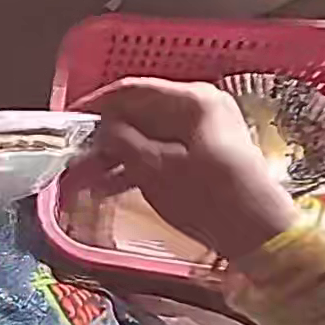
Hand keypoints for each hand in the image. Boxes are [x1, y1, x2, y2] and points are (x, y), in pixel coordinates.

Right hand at [75, 78, 298, 258]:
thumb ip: (121, 142)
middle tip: (72, 157)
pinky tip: (104, 188)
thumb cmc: (209, 196)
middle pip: (137, 115)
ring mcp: (198, 136)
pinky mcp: (197, 160)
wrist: (255, 233)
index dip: (96, 104)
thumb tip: (100, 129)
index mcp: (192, 101)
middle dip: (101, 137)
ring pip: (142, 138)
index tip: (69, 121)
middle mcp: (196, 110)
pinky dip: (130, 169)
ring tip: (82, 178)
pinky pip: (155, 156)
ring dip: (111, 157)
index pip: (133, 90)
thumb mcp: (155, 168)